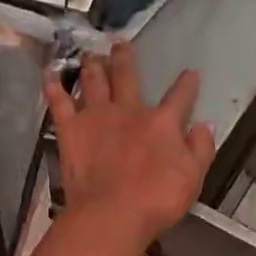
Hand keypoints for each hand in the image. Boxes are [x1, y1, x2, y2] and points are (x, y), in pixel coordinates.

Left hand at [42, 40, 214, 248]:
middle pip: (127, 78)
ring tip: (92, 54)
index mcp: (163, 123)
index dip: (187, 84)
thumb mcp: (193, 177)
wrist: (113, 212)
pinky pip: (59, 101)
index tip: (191, 73)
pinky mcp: (70, 130)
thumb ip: (201, 149)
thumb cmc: (159, 199)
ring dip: (93, 65)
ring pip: (93, 81)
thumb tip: (205, 125)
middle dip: (125, 59)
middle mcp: (129, 111)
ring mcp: (96, 117)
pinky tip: (50, 72)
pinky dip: (54, 85)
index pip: (179, 97)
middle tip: (120, 43)